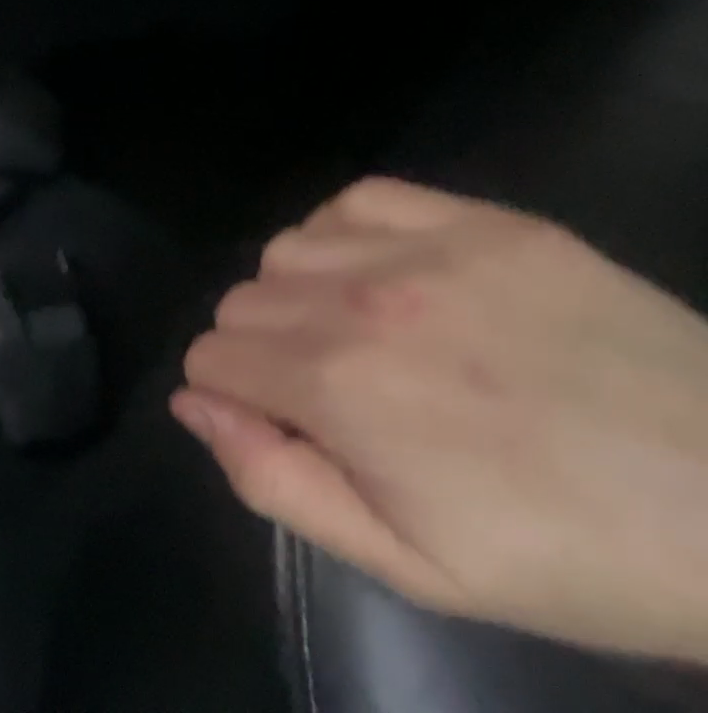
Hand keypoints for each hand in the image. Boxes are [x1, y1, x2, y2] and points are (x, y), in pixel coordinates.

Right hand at [176, 177, 707, 662]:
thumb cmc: (572, 556)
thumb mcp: (408, 565)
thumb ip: (272, 480)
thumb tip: (192, 404)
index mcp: (335, 388)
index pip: (208, 359)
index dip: (237, 401)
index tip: (293, 432)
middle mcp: (361, 303)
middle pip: (238, 305)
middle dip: (260, 354)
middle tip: (336, 400)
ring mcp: (430, 255)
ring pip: (284, 252)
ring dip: (298, 296)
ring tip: (362, 338)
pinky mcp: (490, 225)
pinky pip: (356, 200)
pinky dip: (344, 236)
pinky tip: (383, 279)